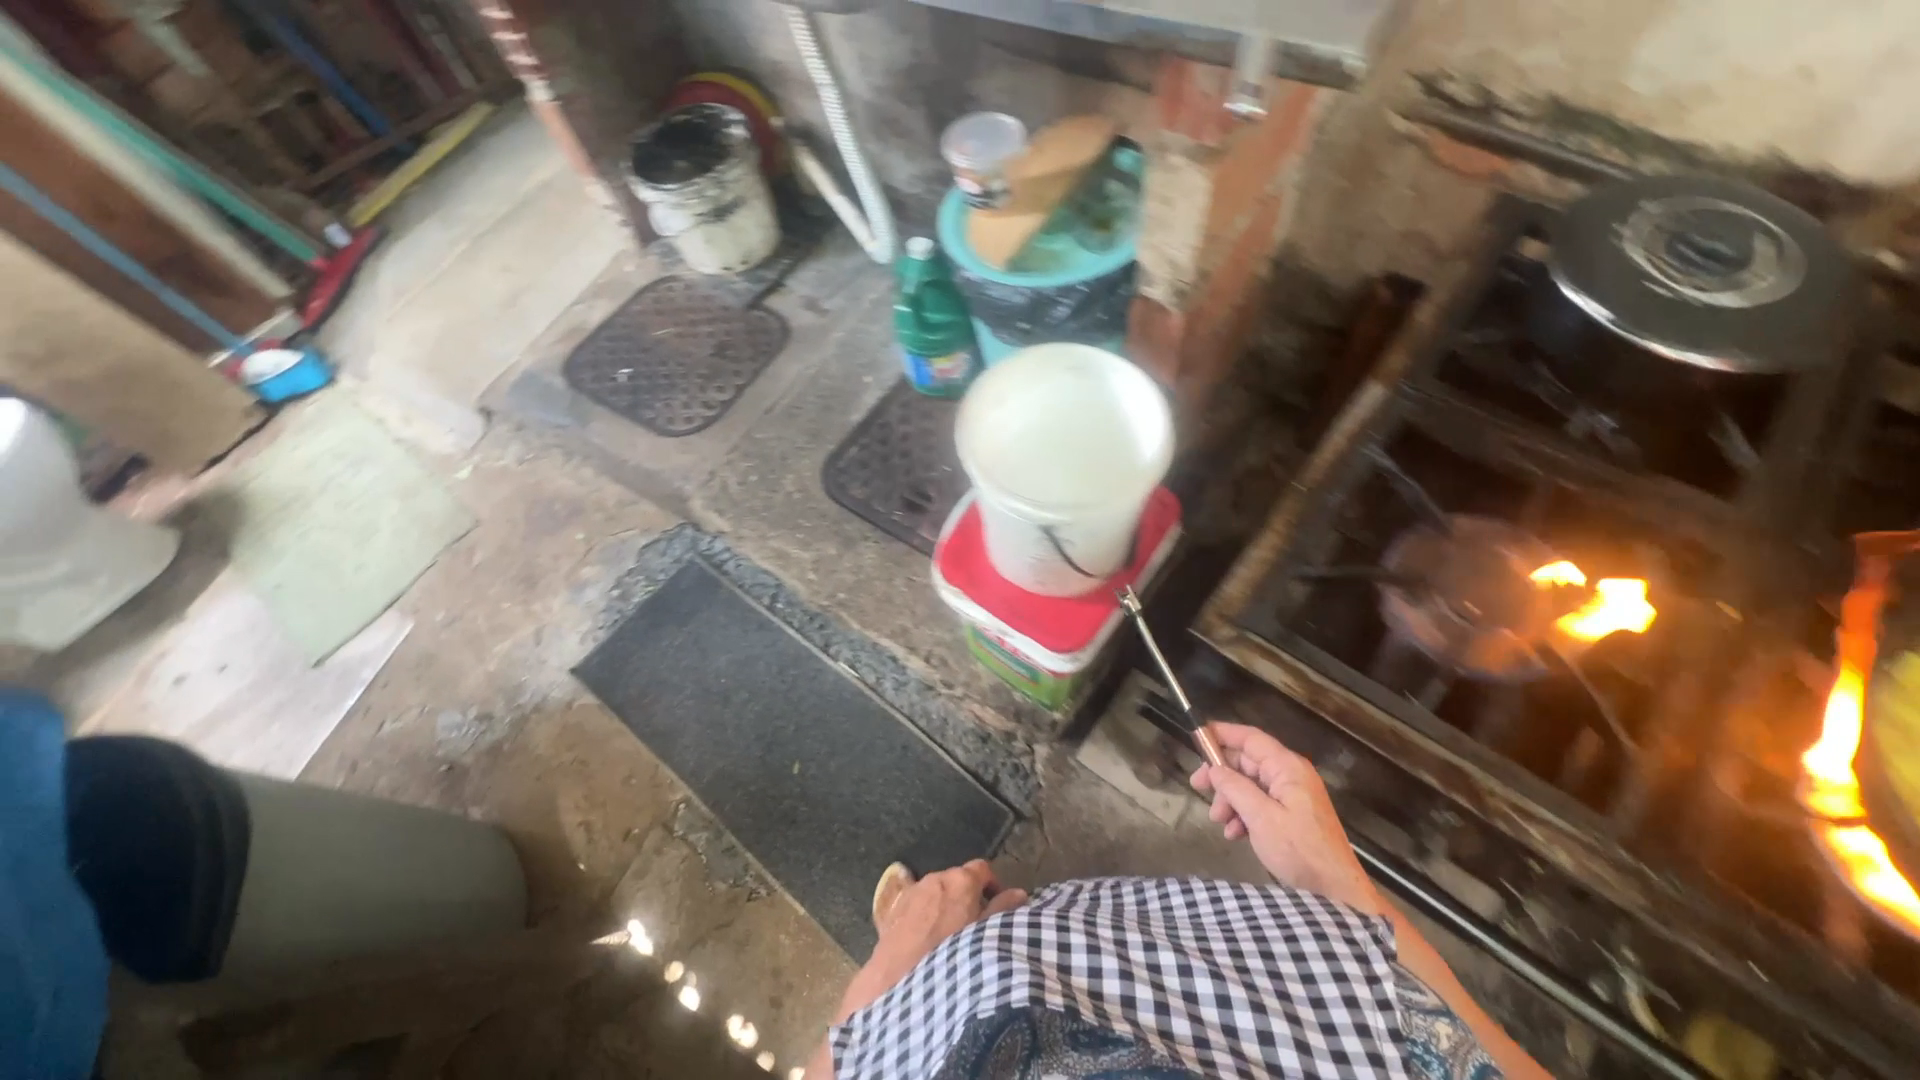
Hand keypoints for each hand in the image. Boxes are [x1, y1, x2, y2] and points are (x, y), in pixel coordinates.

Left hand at [836, 860, 1026, 1020]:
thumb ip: (1003, 910)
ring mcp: (911, 891)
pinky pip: (915, 904)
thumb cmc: (953, 956)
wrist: (902, 980)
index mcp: (961, 880)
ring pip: (934, 892)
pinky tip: (924, 938)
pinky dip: (923, 914)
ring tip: (948, 935)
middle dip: (967, 897)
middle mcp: (935, 877)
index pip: (982, 869)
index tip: (996, 906)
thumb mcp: (986, 935)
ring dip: (944, 905)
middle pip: (957, 880)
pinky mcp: (892, 909)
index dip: (992, 885)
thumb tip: (1018, 893)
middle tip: (974, 926)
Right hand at [1190, 723, 1381, 914]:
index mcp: (1287, 768)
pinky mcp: (1292, 815)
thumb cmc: (1299, 850)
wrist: (1335, 890)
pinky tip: (1235, 833)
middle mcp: (1290, 776)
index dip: (1222, 734)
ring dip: (1230, 799)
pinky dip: (1243, 814)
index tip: (1196, 735)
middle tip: (1197, 787)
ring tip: (1220, 821)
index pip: (1251, 738)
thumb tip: (1214, 769)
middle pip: (1247, 762)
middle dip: (1222, 776)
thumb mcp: (1261, 817)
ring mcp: (1292, 796)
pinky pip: (1260, 804)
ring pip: (1250, 785)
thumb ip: (1235, 788)